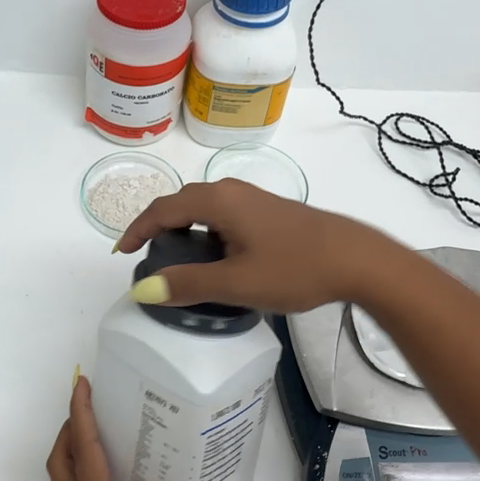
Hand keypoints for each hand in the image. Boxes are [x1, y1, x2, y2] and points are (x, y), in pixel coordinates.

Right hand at [115, 179, 392, 312]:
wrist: (357, 260)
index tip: (122, 253)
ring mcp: (252, 199)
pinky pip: (222, 215)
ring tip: (176, 261)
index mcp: (218, 200)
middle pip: (181, 203)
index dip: (138, 229)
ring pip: (203, 208)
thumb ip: (187, 284)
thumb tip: (143, 290)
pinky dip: (204, 232)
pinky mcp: (267, 211)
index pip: (163, 208)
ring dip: (183, 230)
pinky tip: (215, 258)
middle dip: (158, 228)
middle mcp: (231, 190)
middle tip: (146, 259)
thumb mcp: (236, 282)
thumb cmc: (295, 268)